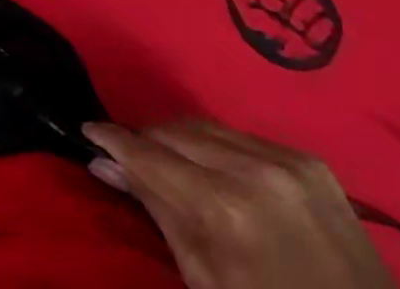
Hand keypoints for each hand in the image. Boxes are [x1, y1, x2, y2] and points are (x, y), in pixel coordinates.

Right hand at [82, 119, 392, 288]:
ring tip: (164, 156)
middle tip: (125, 154)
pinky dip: (219, 147)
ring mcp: (289, 159)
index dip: (114, 141)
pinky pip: (246, 137)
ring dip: (180, 138)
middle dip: (146, 139)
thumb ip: (159, 214)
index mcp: (224, 211)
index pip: (150, 156)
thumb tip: (107, 166)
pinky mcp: (311, 159)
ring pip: (210, 126)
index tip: (88, 131)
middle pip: (178, 130)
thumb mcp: (204, 282)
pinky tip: (213, 165)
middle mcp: (255, 170)